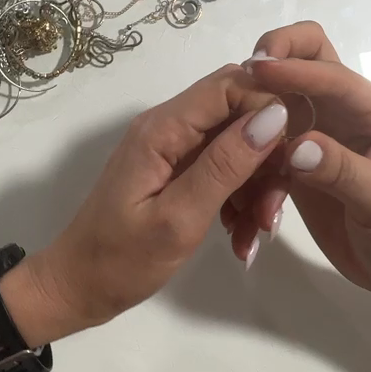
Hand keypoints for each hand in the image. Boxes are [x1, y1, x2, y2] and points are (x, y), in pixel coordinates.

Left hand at [13, 64, 290, 339]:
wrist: (77, 288)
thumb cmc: (120, 260)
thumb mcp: (178, 219)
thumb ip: (225, 166)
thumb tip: (273, 115)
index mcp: (162, 129)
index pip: (230, 83)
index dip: (270, 107)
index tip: (294, 156)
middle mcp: (167, 126)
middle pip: (238, 112)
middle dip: (268, 154)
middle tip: (273, 209)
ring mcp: (171, 149)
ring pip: (236, 143)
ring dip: (256, 185)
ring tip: (257, 233)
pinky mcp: (176, 170)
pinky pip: (223, 168)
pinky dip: (239, 197)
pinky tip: (241, 236)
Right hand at [225, 22, 370, 299]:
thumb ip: (341, 171)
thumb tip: (294, 148)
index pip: (330, 72)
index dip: (294, 68)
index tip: (256, 71)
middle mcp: (341, 111)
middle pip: (305, 58)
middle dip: (274, 56)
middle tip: (242, 78)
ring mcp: (315, 133)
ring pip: (275, 99)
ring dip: (253, 110)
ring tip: (233, 135)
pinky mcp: (293, 161)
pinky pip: (262, 143)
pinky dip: (248, 155)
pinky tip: (238, 177)